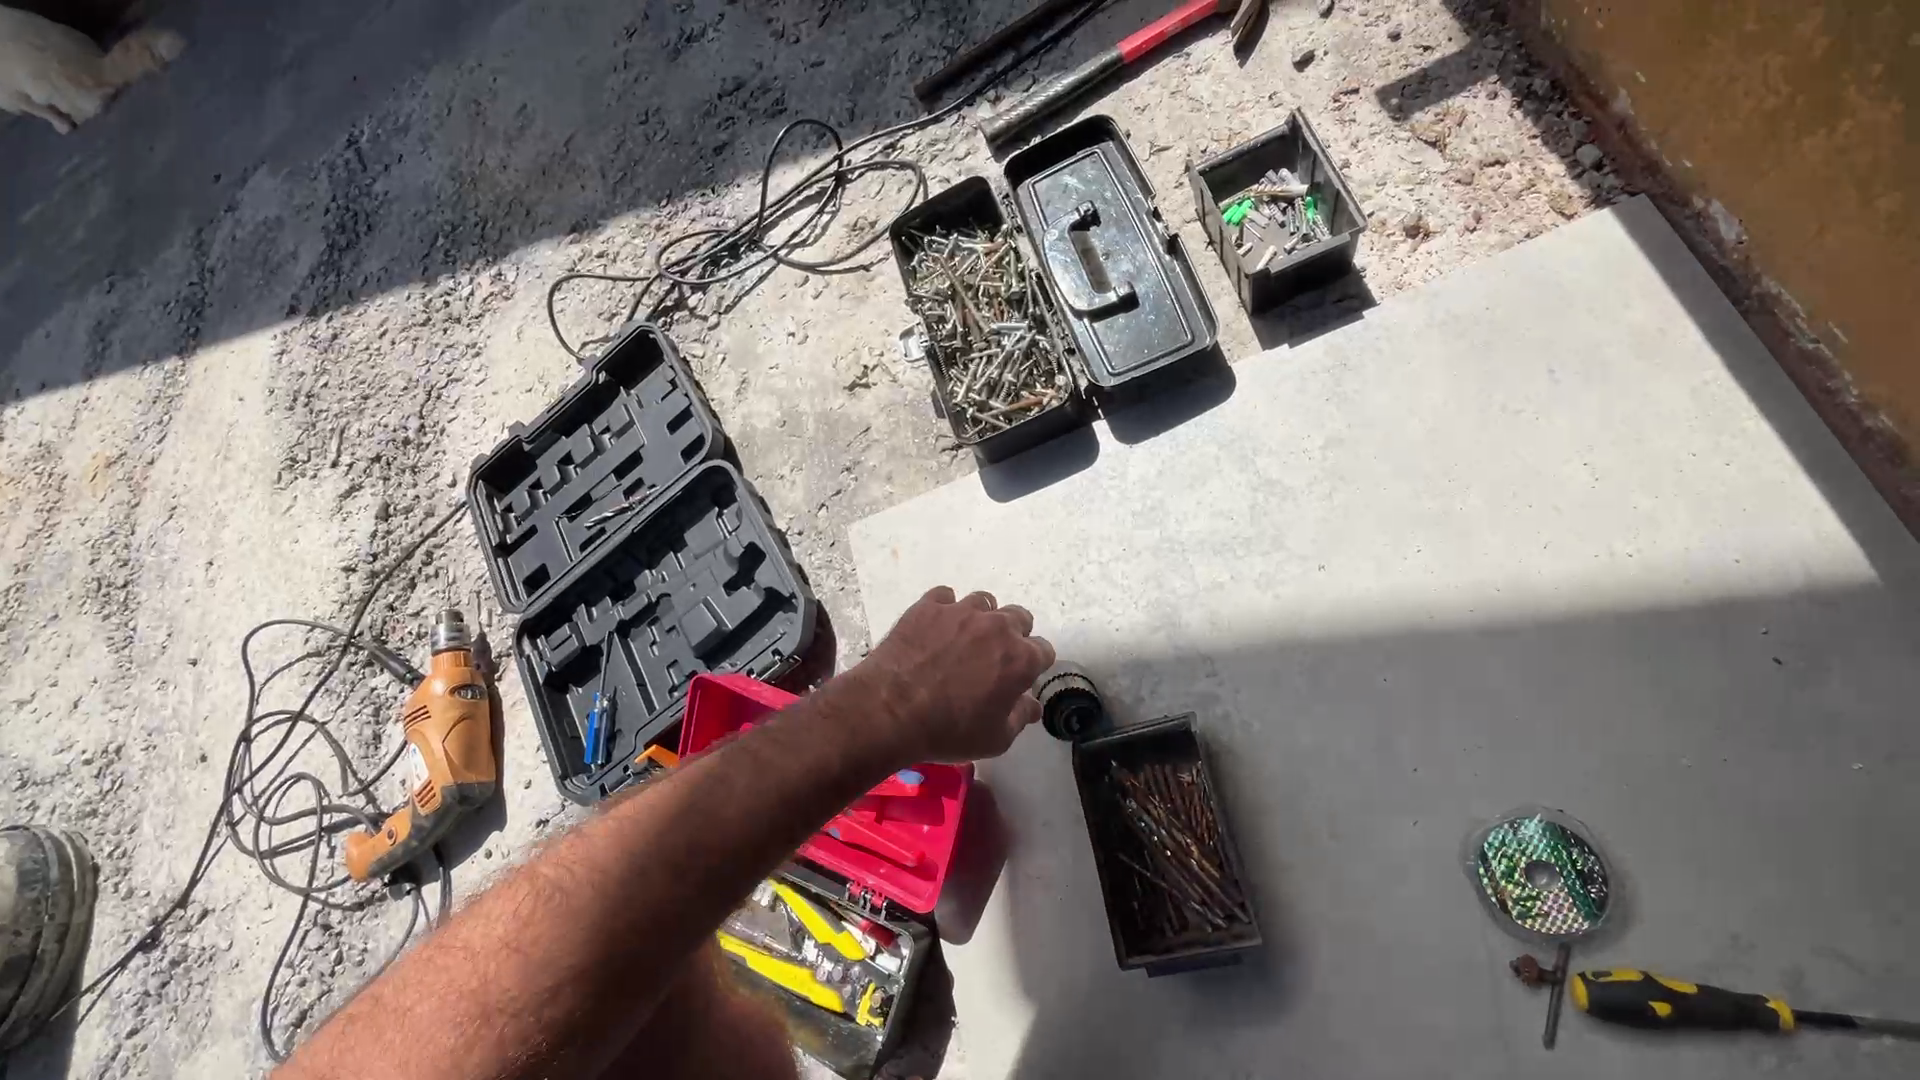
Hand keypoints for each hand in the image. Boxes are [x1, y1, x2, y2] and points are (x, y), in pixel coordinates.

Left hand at [847, 586, 1055, 765]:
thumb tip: (1031, 705)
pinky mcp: (929, 606)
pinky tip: (935, 629)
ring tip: (964, 640)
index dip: (1033, 665)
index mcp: (1020, 658)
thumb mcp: (994, 739)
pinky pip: (945, 597)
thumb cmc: (948, 731)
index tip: (1020, 678)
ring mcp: (961, 611)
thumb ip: (1019, 717)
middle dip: (1013, 635)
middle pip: (1019, 617)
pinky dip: (945, 610)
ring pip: (984, 602)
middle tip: (993, 658)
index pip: (1043, 650)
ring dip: (981, 618)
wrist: (890, 711)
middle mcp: (997, 626)